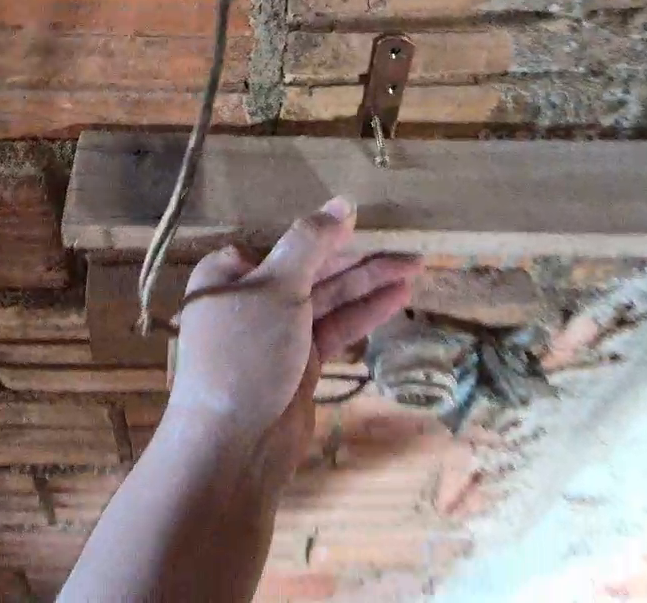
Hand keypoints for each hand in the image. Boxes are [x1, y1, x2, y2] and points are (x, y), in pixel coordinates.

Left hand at [166, 196, 421, 473]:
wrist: (234, 446)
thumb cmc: (247, 354)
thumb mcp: (278, 287)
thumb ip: (312, 242)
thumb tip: (342, 202)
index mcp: (230, 272)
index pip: (286, 244)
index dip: (327, 235)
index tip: (365, 222)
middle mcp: (252, 297)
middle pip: (312, 269)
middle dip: (359, 260)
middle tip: (408, 251)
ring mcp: (277, 332)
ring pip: (328, 298)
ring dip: (369, 284)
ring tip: (415, 267)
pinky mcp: (299, 362)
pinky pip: (335, 327)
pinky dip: (364, 313)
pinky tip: (398, 298)